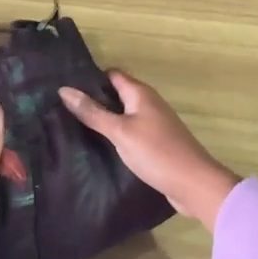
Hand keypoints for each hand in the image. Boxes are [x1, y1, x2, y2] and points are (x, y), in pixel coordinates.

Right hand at [59, 71, 240, 230]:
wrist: (193, 184)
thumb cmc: (156, 152)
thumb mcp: (120, 131)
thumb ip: (93, 112)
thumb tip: (64, 89)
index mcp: (140, 93)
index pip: (112, 75)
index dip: (90, 77)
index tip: (65, 85)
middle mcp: (148, 103)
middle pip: (117, 93)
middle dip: (94, 99)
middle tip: (64, 108)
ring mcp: (154, 123)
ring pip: (123, 113)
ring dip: (104, 118)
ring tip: (75, 125)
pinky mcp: (156, 142)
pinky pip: (130, 130)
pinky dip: (116, 134)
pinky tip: (100, 145)